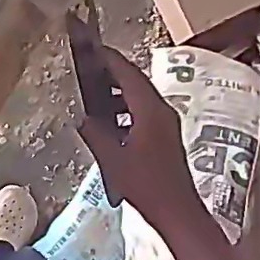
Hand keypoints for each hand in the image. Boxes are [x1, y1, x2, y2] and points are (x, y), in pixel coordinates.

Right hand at [77, 47, 207, 233]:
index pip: (129, 76)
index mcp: (151, 112)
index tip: (94, 49)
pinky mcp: (165, 138)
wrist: (176, 210)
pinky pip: (143, 114)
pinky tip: (109, 122)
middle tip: (89, 69)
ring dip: (118, 94)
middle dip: (113, 75)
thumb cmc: (146, 186)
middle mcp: (162, 112)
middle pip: (136, 84)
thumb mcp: (113, 159)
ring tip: (94, 94)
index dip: (111, 61)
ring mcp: (166, 125)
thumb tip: (82, 118)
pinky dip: (125, 111)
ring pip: (140, 99)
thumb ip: (96, 134)